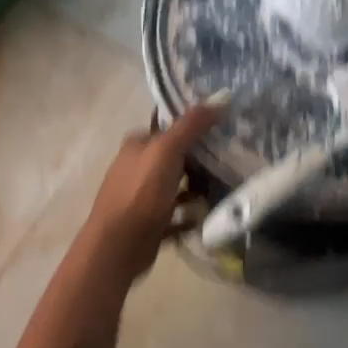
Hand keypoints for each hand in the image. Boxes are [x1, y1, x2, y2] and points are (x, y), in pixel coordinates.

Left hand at [81, 104, 224, 282]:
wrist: (118, 247)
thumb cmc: (141, 191)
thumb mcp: (168, 149)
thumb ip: (192, 124)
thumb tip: (221, 100)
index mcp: (137, 144)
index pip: (168, 126)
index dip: (192, 125)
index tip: (221, 127)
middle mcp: (137, 167)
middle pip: (174, 156)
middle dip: (199, 158)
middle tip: (229, 156)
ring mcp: (142, 196)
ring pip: (176, 185)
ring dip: (197, 187)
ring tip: (224, 185)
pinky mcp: (149, 223)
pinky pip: (176, 214)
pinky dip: (191, 214)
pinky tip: (209, 213)